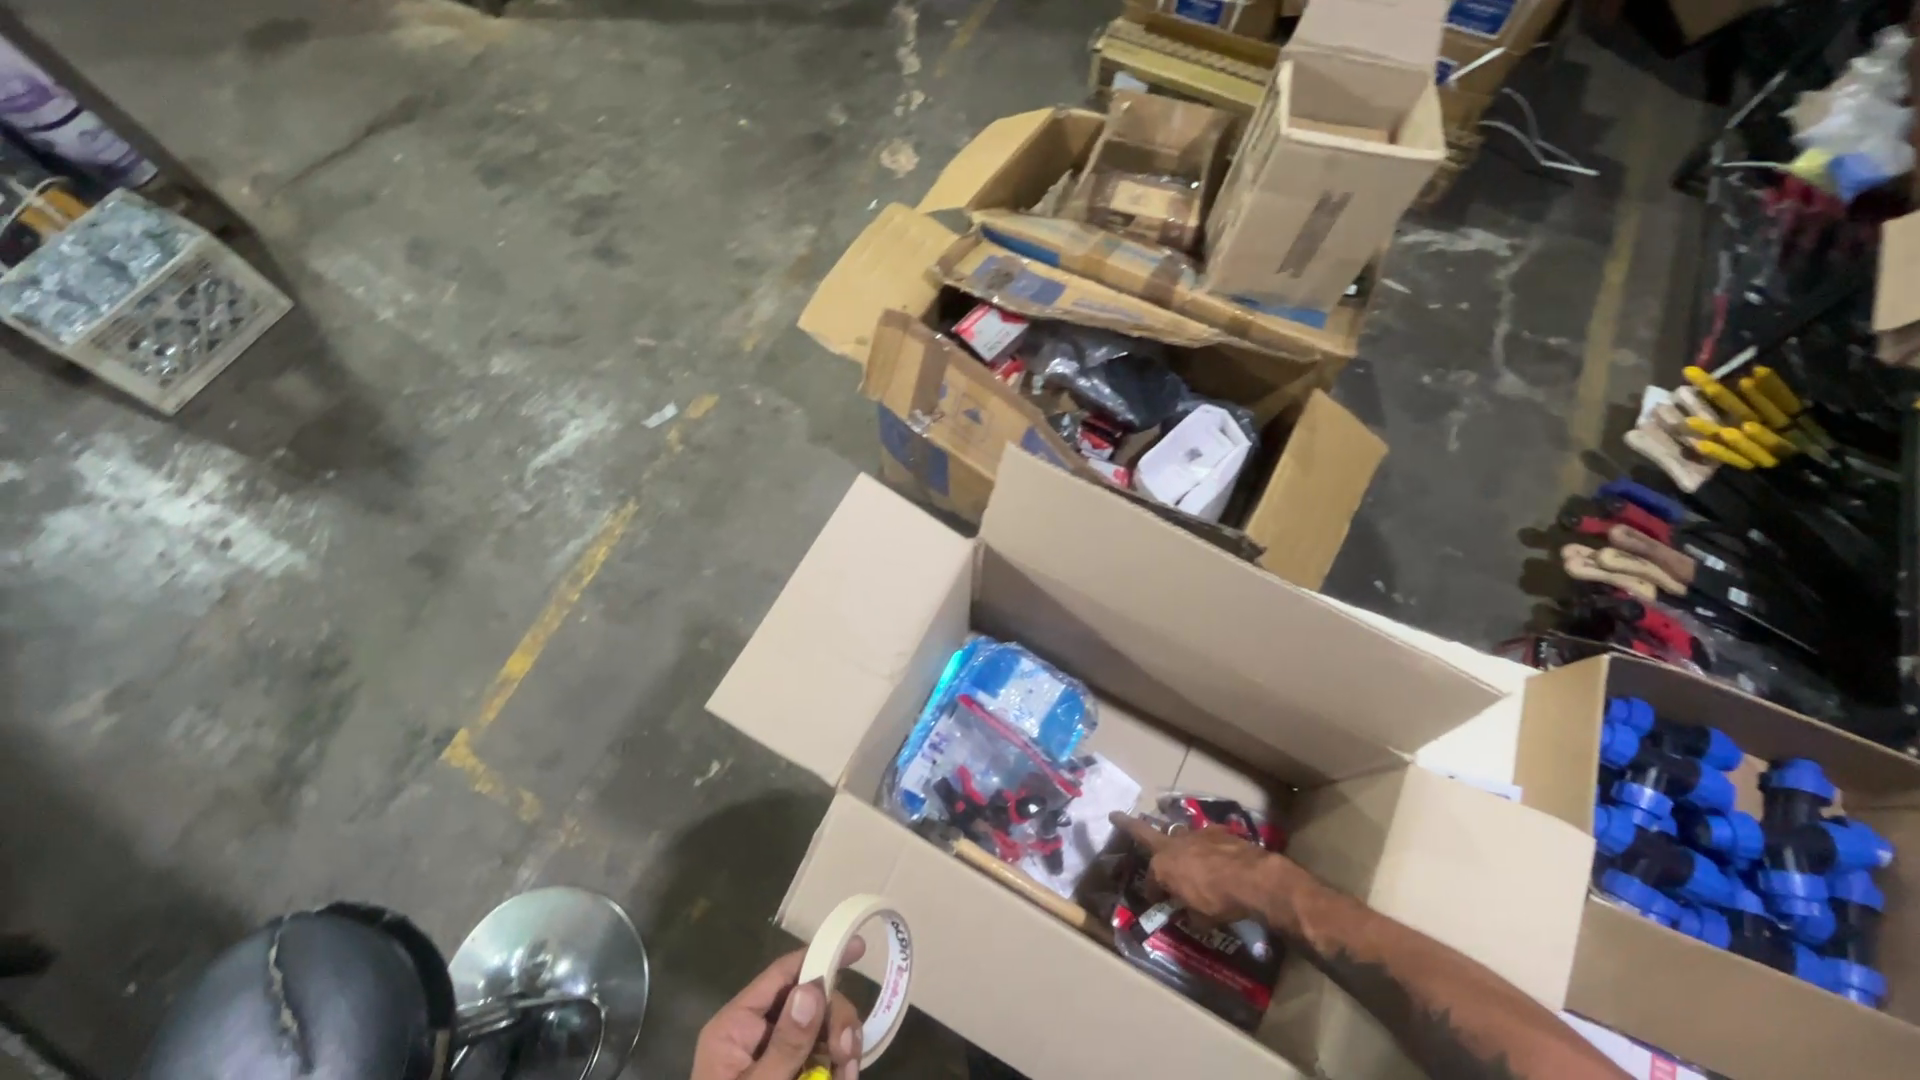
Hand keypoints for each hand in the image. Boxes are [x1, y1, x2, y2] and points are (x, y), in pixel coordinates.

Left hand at [692, 938, 867, 1079]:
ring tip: (846, 1078)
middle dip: (835, 1021)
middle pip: (810, 1001)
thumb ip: (785, 1045)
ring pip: (821, 1029)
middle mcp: (756, 1033)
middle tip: (848, 1054)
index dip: (819, 956)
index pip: (782, 975)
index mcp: (736, 1026)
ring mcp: (775, 1056)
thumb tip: (812, 988)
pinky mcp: (791, 1076)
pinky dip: (837, 1068)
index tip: (858, 950)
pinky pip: (822, 1058)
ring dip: (841, 1049)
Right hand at [1109, 812, 1283, 926]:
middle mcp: (1173, 844)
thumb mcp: (1201, 917)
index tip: (1157, 901)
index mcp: (1163, 866)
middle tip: (1115, 815)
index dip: (1153, 892)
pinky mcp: (1218, 830)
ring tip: (1179, 845)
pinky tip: (1215, 853)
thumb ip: (1191, 912)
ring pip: (1177, 832)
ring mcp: (1195, 833)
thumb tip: (1191, 913)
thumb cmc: (1219, 901)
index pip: (1151, 880)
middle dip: (1128, 825)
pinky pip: (1205, 837)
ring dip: (1175, 839)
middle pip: (1145, 832)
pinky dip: (1206, 845)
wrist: (1252, 878)